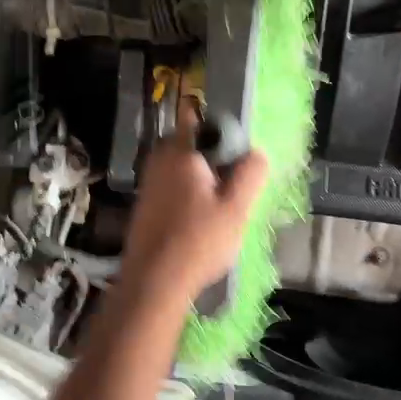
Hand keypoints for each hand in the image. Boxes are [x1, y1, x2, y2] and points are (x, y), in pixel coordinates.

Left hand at [122, 104, 268, 301]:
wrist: (153, 283)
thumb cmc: (197, 240)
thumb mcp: (235, 208)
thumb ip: (250, 174)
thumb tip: (257, 152)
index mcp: (180, 151)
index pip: (194, 116)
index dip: (215, 125)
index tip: (233, 145)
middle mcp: (158, 160)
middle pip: (188, 144)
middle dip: (208, 156)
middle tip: (230, 181)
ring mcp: (147, 183)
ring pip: (178, 168)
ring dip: (196, 179)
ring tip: (217, 206)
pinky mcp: (143, 207)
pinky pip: (168, 188)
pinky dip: (183, 195)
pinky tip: (196, 221)